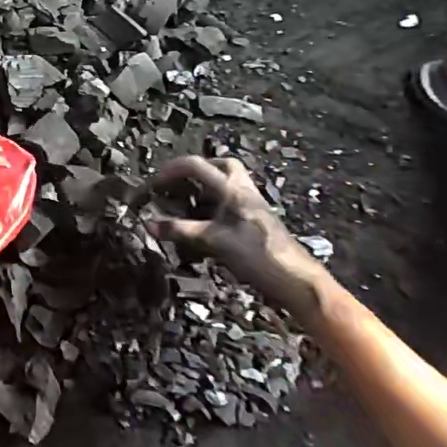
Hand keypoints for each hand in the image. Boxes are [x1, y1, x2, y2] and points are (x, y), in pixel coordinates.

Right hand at [148, 156, 333, 319]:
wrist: (298, 281)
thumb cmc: (258, 255)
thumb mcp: (213, 241)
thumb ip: (179, 230)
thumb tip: (148, 225)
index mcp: (233, 190)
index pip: (196, 165)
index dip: (170, 171)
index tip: (154, 185)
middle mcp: (244, 192)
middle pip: (221, 165)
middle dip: (195, 169)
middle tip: (178, 183)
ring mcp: (253, 205)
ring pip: (228, 182)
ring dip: (205, 186)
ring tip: (186, 201)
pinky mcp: (257, 220)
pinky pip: (232, 200)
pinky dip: (214, 203)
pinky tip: (204, 220)